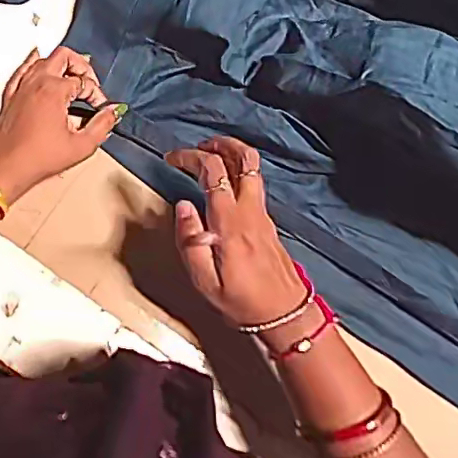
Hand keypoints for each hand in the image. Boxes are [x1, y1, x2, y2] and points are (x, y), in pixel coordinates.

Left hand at [0, 46, 122, 198]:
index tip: (100, 110)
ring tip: (71, 76)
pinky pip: (22, 70)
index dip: (97, 95)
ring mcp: (21, 87)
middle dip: (82, 67)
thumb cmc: (37, 159)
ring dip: (60, 64)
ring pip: (42, 59)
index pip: (84, 82)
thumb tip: (113, 112)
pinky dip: (34, 65)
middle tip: (89, 84)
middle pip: (63, 56)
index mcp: (53, 90)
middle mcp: (35, 82)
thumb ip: (102, 125)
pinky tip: (38, 67)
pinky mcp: (10, 96)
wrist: (7, 169)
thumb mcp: (81, 145)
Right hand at [167, 136, 306, 328]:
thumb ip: (190, 241)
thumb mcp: (206, 281)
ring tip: (210, 153)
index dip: (191, 157)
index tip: (172, 158)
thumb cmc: (243, 302)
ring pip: (252, 168)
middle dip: (218, 144)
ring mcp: (263, 214)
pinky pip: (254, 183)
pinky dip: (239, 170)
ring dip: (232, 153)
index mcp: (231, 223)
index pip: (213, 172)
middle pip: (242, 158)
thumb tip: (182, 206)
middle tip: (196, 146)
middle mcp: (250, 211)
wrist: (285, 314)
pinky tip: (226, 179)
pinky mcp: (268, 221)